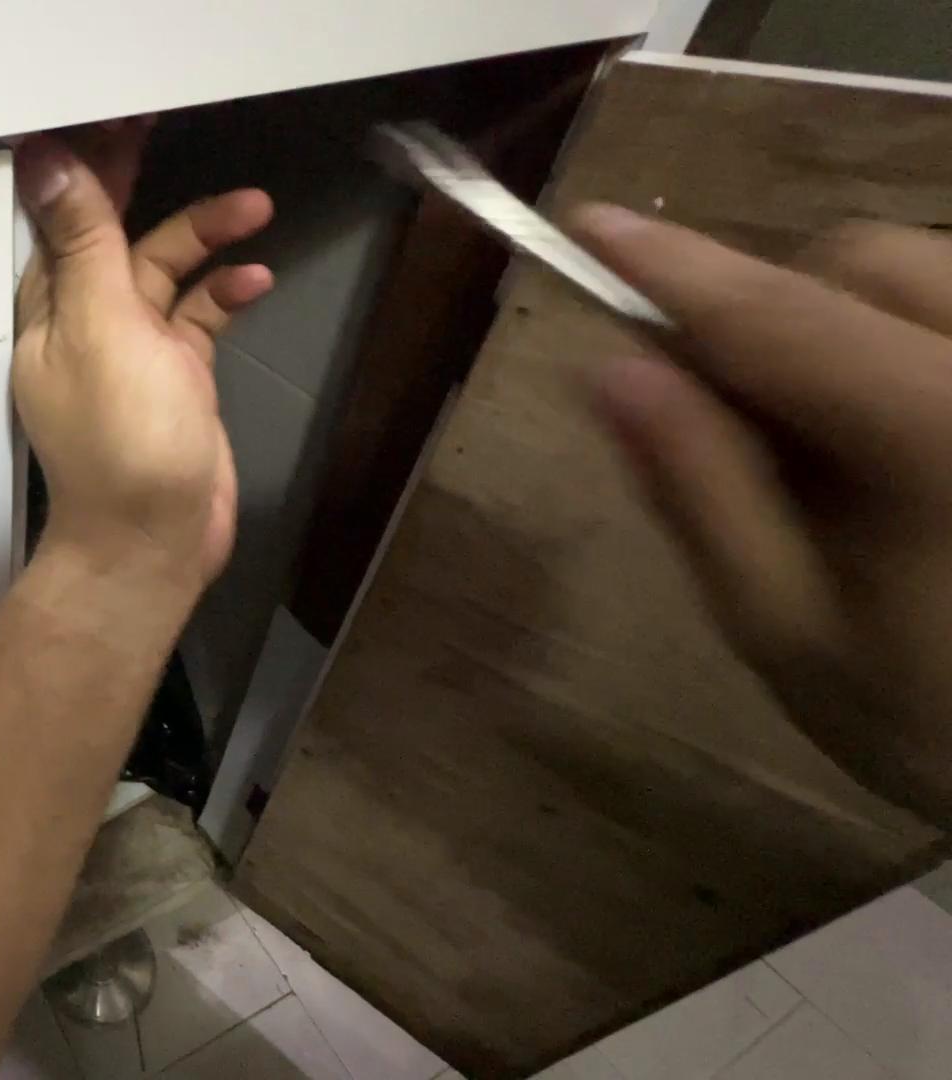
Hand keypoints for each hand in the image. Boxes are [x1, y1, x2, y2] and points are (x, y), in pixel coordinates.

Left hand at [13, 123, 273, 588]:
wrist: (154, 536)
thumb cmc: (123, 439)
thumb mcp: (102, 328)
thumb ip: (84, 247)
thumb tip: (45, 165)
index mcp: (51, 315)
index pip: (64, 226)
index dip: (89, 174)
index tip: (125, 126)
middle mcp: (84, 329)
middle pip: (116, 244)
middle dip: (146, 193)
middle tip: (181, 140)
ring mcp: (133, 355)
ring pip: (164, 278)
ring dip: (204, 241)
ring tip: (254, 208)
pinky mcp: (175, 380)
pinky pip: (196, 320)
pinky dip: (223, 296)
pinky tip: (255, 281)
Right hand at [573, 207, 951, 826]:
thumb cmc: (939, 721)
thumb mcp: (776, 621)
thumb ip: (699, 488)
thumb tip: (614, 373)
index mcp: (945, 440)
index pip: (778, 319)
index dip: (670, 268)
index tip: (587, 223)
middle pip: (867, 261)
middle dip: (767, 307)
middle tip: (716, 402)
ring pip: (928, 272)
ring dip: (834, 322)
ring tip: (818, 437)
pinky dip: (897, 343)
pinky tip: (891, 439)